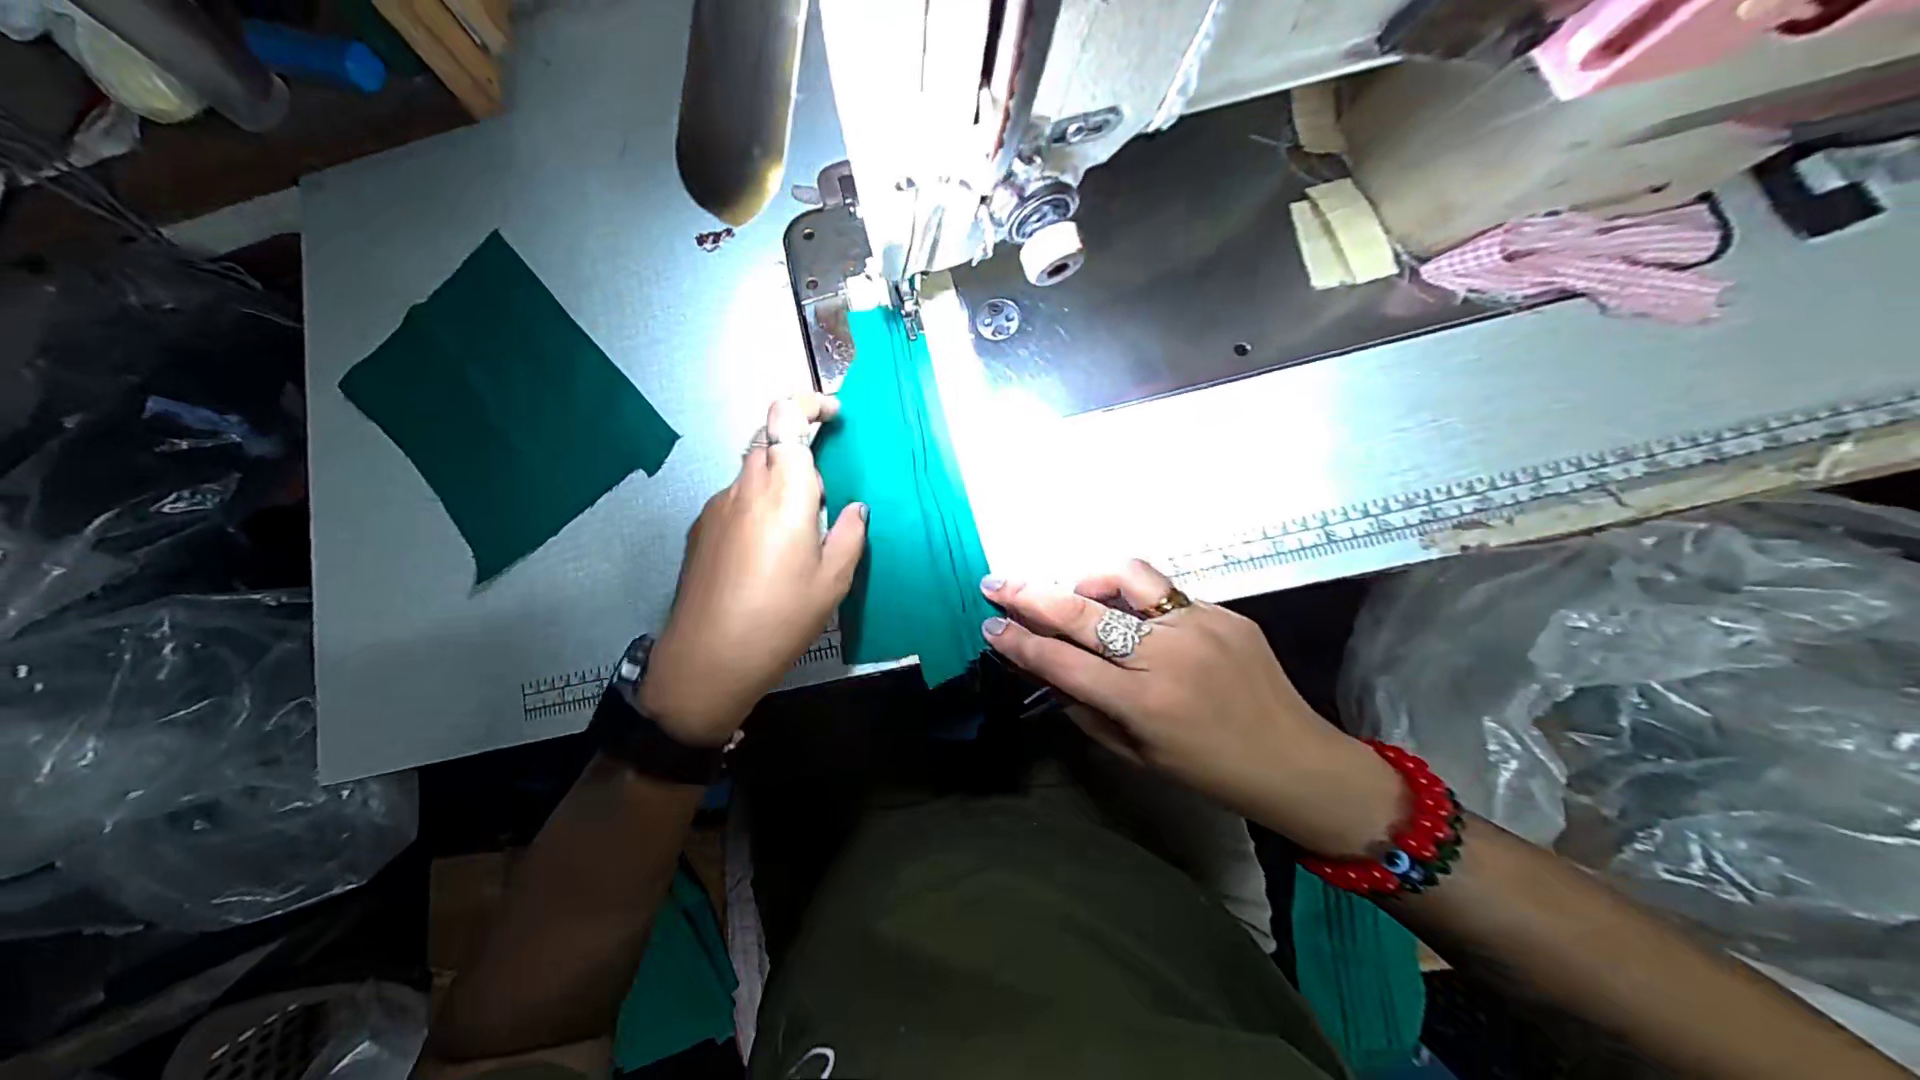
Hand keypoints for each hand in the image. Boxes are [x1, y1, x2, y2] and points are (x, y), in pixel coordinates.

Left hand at [640, 394, 867, 746]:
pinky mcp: (701, 528)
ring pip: (751, 471)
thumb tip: (855, 508)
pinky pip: (736, 499)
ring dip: (777, 480)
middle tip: (823, 482)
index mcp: (784, 491)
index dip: (809, 402)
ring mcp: (717, 506)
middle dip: (797, 443)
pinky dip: (757, 505)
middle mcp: (746, 487)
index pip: (785, 415)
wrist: (707, 658)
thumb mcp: (832, 581)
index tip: (832, 415)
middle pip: (768, 437)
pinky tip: (766, 551)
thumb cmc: (781, 618)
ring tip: (797, 530)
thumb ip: (848, 535)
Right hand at [980, 560, 1403, 856]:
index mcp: (1141, 703)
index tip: (990, 625)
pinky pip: (1166, 593)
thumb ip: (1087, 710)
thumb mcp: (1138, 754)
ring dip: (1089, 579)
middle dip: (1029, 595)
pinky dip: (1138, 601)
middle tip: (997, 582)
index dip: (1018, 641)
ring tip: (1077, 590)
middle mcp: (1166, 655)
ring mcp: (1199, 625)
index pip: (1061, 661)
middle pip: (1081, 612)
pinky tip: (1138, 619)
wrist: (1295, 760)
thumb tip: (1049, 671)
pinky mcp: (1225, 612)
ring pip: (1126, 577)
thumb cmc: (1209, 771)